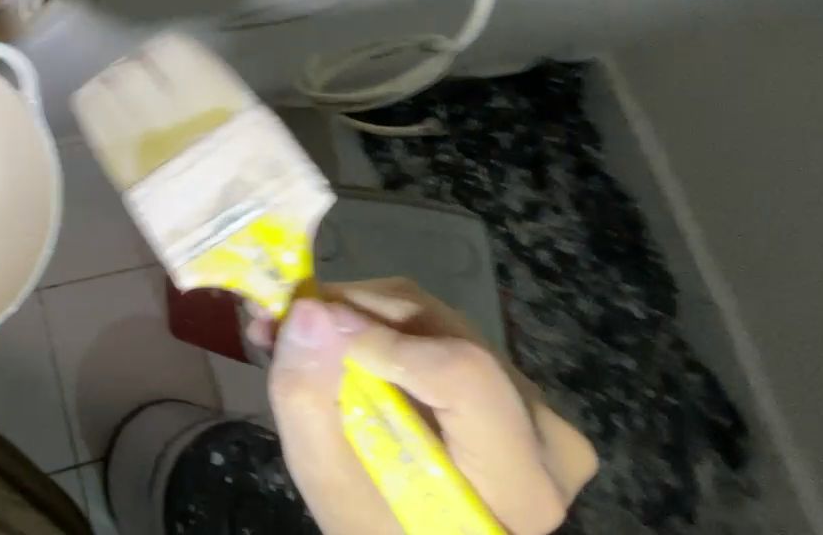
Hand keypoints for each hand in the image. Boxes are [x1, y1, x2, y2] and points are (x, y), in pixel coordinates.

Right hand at [263, 278, 596, 534]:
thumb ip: (308, 396)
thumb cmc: (374, 522)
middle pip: (439, 331)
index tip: (312, 336)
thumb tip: (307, 308)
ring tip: (299, 336)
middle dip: (348, 314)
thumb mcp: (325, 478)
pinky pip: (430, 322)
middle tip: (279, 325)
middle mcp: (544, 430)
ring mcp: (529, 400)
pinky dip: (370, 320)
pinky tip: (332, 341)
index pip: (463, 374)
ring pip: (428, 314)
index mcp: (518, 479)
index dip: (381, 342)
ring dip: (352, 312)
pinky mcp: (504, 378)